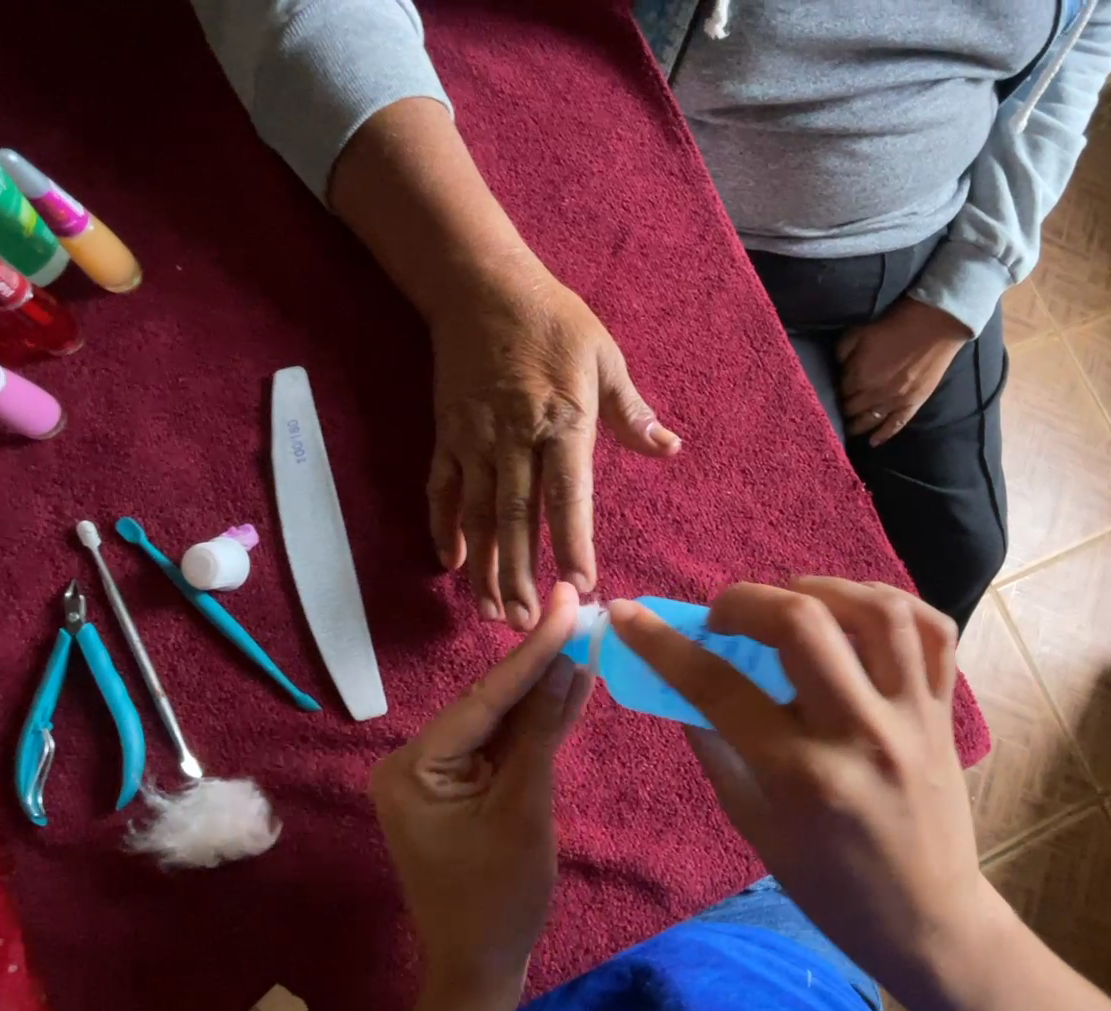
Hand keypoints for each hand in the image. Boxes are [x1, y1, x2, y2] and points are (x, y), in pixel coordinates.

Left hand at [369, 582, 593, 1010]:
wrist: (479, 971)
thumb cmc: (499, 900)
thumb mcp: (525, 810)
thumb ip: (542, 732)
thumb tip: (569, 664)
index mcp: (414, 767)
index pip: (485, 698)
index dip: (533, 650)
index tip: (567, 603)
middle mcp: (416, 761)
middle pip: (491, 703)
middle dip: (540, 663)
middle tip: (580, 611)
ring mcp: (438, 773)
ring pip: (500, 720)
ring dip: (543, 688)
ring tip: (584, 638)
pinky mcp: (460, 785)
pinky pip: (502, 745)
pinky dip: (536, 723)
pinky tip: (570, 687)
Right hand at [427, 267, 681, 630]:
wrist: (481, 287)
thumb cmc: (553, 321)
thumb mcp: (604, 356)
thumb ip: (631, 411)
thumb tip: (670, 448)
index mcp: (562, 422)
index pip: (568, 494)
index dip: (572, 540)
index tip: (580, 584)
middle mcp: (514, 439)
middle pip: (516, 517)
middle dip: (520, 574)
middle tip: (527, 624)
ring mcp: (474, 440)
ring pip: (477, 513)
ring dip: (484, 566)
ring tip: (490, 612)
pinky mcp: (446, 435)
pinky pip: (440, 487)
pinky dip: (443, 525)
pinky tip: (450, 562)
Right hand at [609, 579, 987, 988]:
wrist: (928, 922)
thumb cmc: (829, 884)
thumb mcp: (754, 823)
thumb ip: (714, 746)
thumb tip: (679, 683)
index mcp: (801, 774)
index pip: (717, 686)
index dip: (661, 643)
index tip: (628, 615)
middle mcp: (860, 733)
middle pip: (800, 623)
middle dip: (743, 600)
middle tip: (722, 618)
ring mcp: (913, 716)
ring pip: (874, 612)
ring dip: (818, 589)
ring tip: (789, 602)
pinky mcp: (945, 710)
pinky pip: (931, 629)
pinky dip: (888, 602)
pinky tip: (851, 612)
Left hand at [838, 299, 970, 445]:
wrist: (935, 323)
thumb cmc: (894, 324)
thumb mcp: (859, 331)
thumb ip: (842, 352)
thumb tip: (835, 368)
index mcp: (858, 375)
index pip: (838, 393)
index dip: (832, 394)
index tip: (828, 396)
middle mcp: (873, 394)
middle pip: (850, 410)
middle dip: (841, 411)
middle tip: (834, 414)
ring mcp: (894, 402)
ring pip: (869, 421)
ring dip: (855, 428)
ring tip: (846, 431)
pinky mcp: (913, 404)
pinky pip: (895, 425)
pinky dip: (883, 435)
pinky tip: (872, 442)